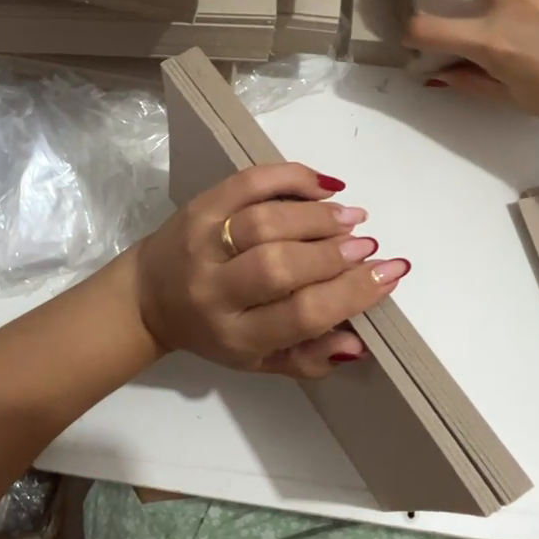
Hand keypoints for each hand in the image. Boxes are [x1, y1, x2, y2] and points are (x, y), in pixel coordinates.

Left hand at [131, 163, 410, 378]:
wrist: (149, 297)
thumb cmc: (212, 331)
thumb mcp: (257, 361)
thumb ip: (307, 358)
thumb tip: (359, 343)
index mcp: (235, 334)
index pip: (301, 314)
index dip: (353, 293)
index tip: (390, 273)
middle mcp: (214, 289)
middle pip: (282, 266)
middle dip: (334, 253)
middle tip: (367, 245)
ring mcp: (203, 242)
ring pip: (265, 222)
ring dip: (317, 217)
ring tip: (351, 218)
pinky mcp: (199, 206)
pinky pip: (249, 183)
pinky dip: (291, 177)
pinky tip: (325, 188)